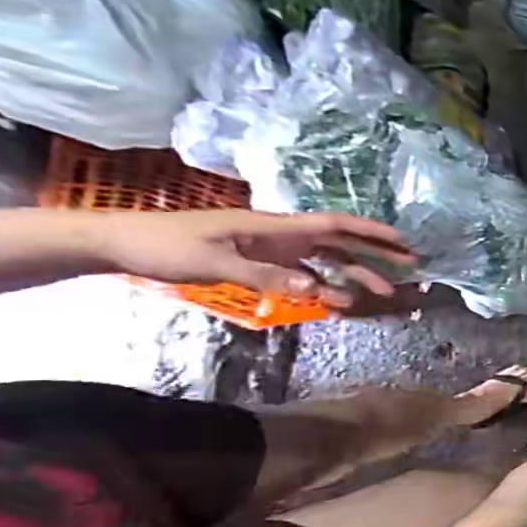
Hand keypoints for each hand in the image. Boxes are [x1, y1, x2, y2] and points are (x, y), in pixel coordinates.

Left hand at [94, 210, 416, 308]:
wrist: (116, 243)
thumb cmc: (164, 246)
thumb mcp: (213, 263)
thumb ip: (267, 276)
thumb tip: (317, 289)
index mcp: (274, 226)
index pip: (335, 226)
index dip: (372, 233)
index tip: (404, 242)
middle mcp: (281, 234)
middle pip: (340, 242)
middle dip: (377, 253)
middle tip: (410, 266)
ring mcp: (272, 248)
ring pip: (326, 260)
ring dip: (354, 274)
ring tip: (379, 294)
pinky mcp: (261, 262)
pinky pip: (304, 273)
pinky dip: (324, 285)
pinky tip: (337, 300)